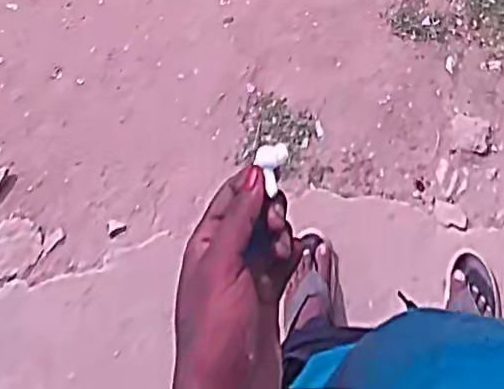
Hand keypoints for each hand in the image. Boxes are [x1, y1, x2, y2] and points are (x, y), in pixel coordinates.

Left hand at [173, 166, 298, 388]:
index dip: (252, 181)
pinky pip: (283, 260)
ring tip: (282, 247)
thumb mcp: (222, 265)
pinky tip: (295, 254)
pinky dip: (292, 252)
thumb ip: (239, 218)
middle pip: (255, 212)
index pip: (231, 196)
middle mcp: (228, 254)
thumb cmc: (213, 334)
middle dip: (270, 209)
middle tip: (275, 223)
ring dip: (282, 232)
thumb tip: (253, 177)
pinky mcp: (267, 294)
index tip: (273, 169)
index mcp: (208, 242)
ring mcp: (249, 274)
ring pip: (271, 234)